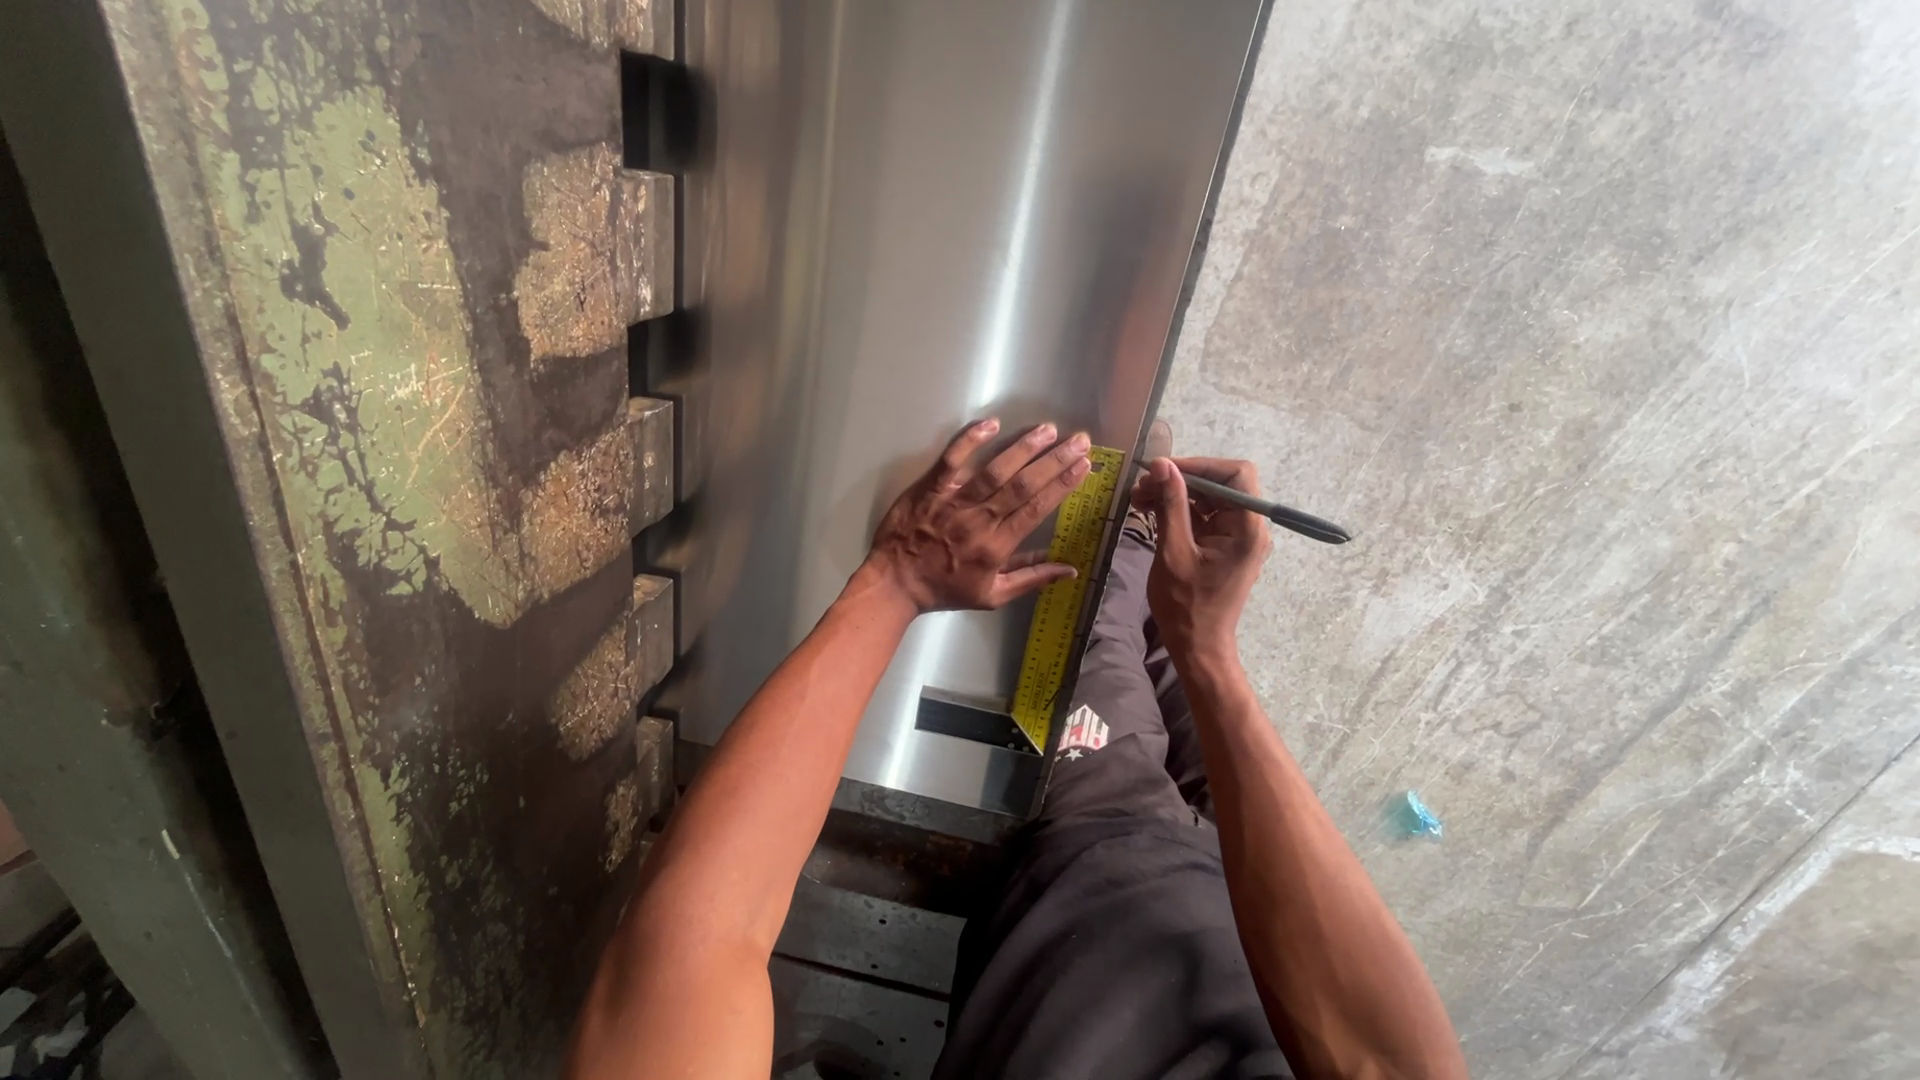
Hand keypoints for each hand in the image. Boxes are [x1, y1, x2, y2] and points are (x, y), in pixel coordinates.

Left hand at [864, 419, 1090, 612]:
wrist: (894, 583)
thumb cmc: (944, 589)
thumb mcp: (992, 595)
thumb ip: (1031, 578)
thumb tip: (1070, 569)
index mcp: (996, 548)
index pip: (1036, 510)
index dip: (1062, 486)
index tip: (1083, 466)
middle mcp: (979, 522)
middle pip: (1022, 486)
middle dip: (1054, 462)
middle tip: (1079, 441)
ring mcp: (953, 502)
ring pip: (994, 471)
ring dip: (1023, 448)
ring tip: (1048, 430)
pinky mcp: (929, 489)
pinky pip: (951, 460)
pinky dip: (970, 440)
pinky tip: (992, 423)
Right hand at [1133, 456, 1270, 660]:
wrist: (1197, 647)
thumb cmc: (1185, 606)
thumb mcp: (1173, 552)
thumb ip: (1171, 505)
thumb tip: (1162, 464)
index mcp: (1247, 529)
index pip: (1236, 474)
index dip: (1199, 465)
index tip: (1163, 471)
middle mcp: (1250, 528)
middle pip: (1220, 484)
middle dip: (1180, 480)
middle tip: (1141, 487)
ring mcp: (1237, 537)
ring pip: (1208, 498)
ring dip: (1174, 494)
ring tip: (1138, 499)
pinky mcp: (1224, 546)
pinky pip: (1204, 516)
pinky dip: (1178, 510)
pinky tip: (1150, 511)